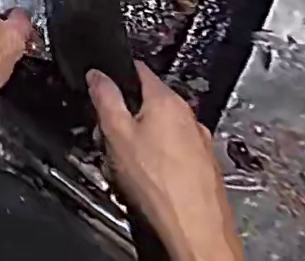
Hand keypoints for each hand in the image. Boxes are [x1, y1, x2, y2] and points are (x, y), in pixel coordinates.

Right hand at [89, 63, 242, 260]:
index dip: (114, 73)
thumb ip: (104, 95)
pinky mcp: (207, 168)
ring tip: (127, 159)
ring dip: (142, 135)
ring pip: (162, 126)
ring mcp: (203, 145)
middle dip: (126, 111)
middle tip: (108, 130)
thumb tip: (97, 75)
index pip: (138, 69)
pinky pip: (176, 150)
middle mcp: (190, 119)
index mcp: (168, 102)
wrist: (197, 235)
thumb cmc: (158, 185)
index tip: (101, 85)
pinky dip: (159, 156)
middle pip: (148, 100)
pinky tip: (148, 176)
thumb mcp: (115, 130)